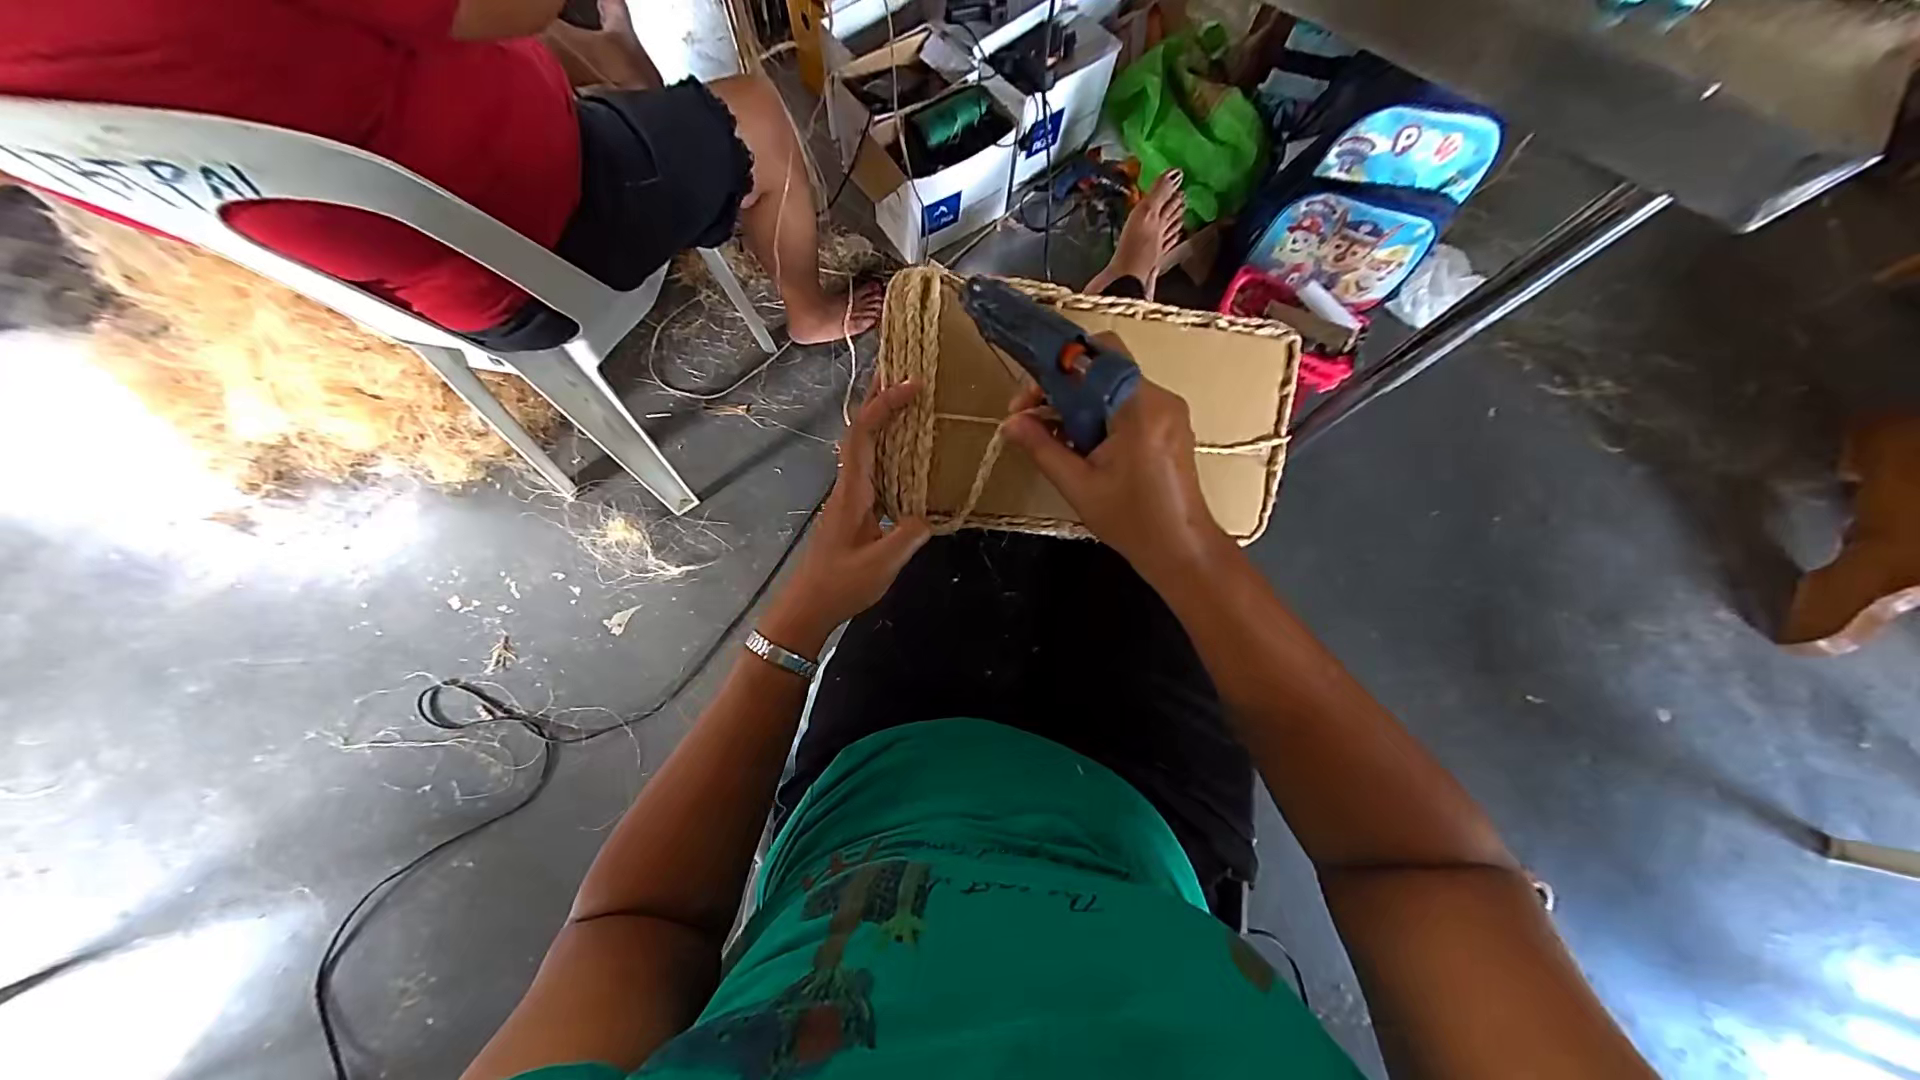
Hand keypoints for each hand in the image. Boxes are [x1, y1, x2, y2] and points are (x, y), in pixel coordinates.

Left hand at [758, 380, 931, 656]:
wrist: (807, 607)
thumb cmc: (840, 585)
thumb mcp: (882, 564)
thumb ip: (908, 536)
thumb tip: (929, 516)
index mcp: (852, 492)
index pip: (863, 435)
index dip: (884, 405)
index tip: (911, 385)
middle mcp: (847, 486)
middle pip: (859, 430)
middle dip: (877, 397)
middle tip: (901, 371)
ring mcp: (848, 497)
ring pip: (863, 446)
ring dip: (880, 418)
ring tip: (905, 399)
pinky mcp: (852, 509)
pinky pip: (870, 466)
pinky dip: (885, 446)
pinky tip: (903, 450)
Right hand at [1000, 334, 1231, 583]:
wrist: (1181, 550)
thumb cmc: (1132, 521)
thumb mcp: (1077, 485)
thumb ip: (1041, 447)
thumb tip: (1010, 423)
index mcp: (1140, 408)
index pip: (1097, 355)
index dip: (1055, 367)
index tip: (1028, 397)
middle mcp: (1160, 399)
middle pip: (1102, 369)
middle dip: (1062, 389)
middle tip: (1030, 417)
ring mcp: (1168, 412)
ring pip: (1112, 388)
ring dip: (1078, 406)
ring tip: (1053, 438)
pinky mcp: (1168, 427)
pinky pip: (1126, 406)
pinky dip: (1098, 417)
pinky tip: (1079, 447)